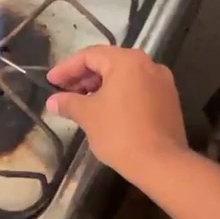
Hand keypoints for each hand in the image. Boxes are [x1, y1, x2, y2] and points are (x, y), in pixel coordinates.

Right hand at [45, 46, 189, 180]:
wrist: (160, 163)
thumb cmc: (120, 133)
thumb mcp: (87, 115)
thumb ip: (68, 102)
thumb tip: (53, 101)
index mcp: (127, 61)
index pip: (90, 55)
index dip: (66, 68)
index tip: (51, 81)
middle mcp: (148, 64)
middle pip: (108, 62)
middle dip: (83, 76)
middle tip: (64, 91)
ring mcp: (161, 82)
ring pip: (124, 76)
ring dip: (100, 86)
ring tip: (81, 102)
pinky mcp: (168, 99)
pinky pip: (136, 88)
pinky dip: (118, 94)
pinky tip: (104, 110)